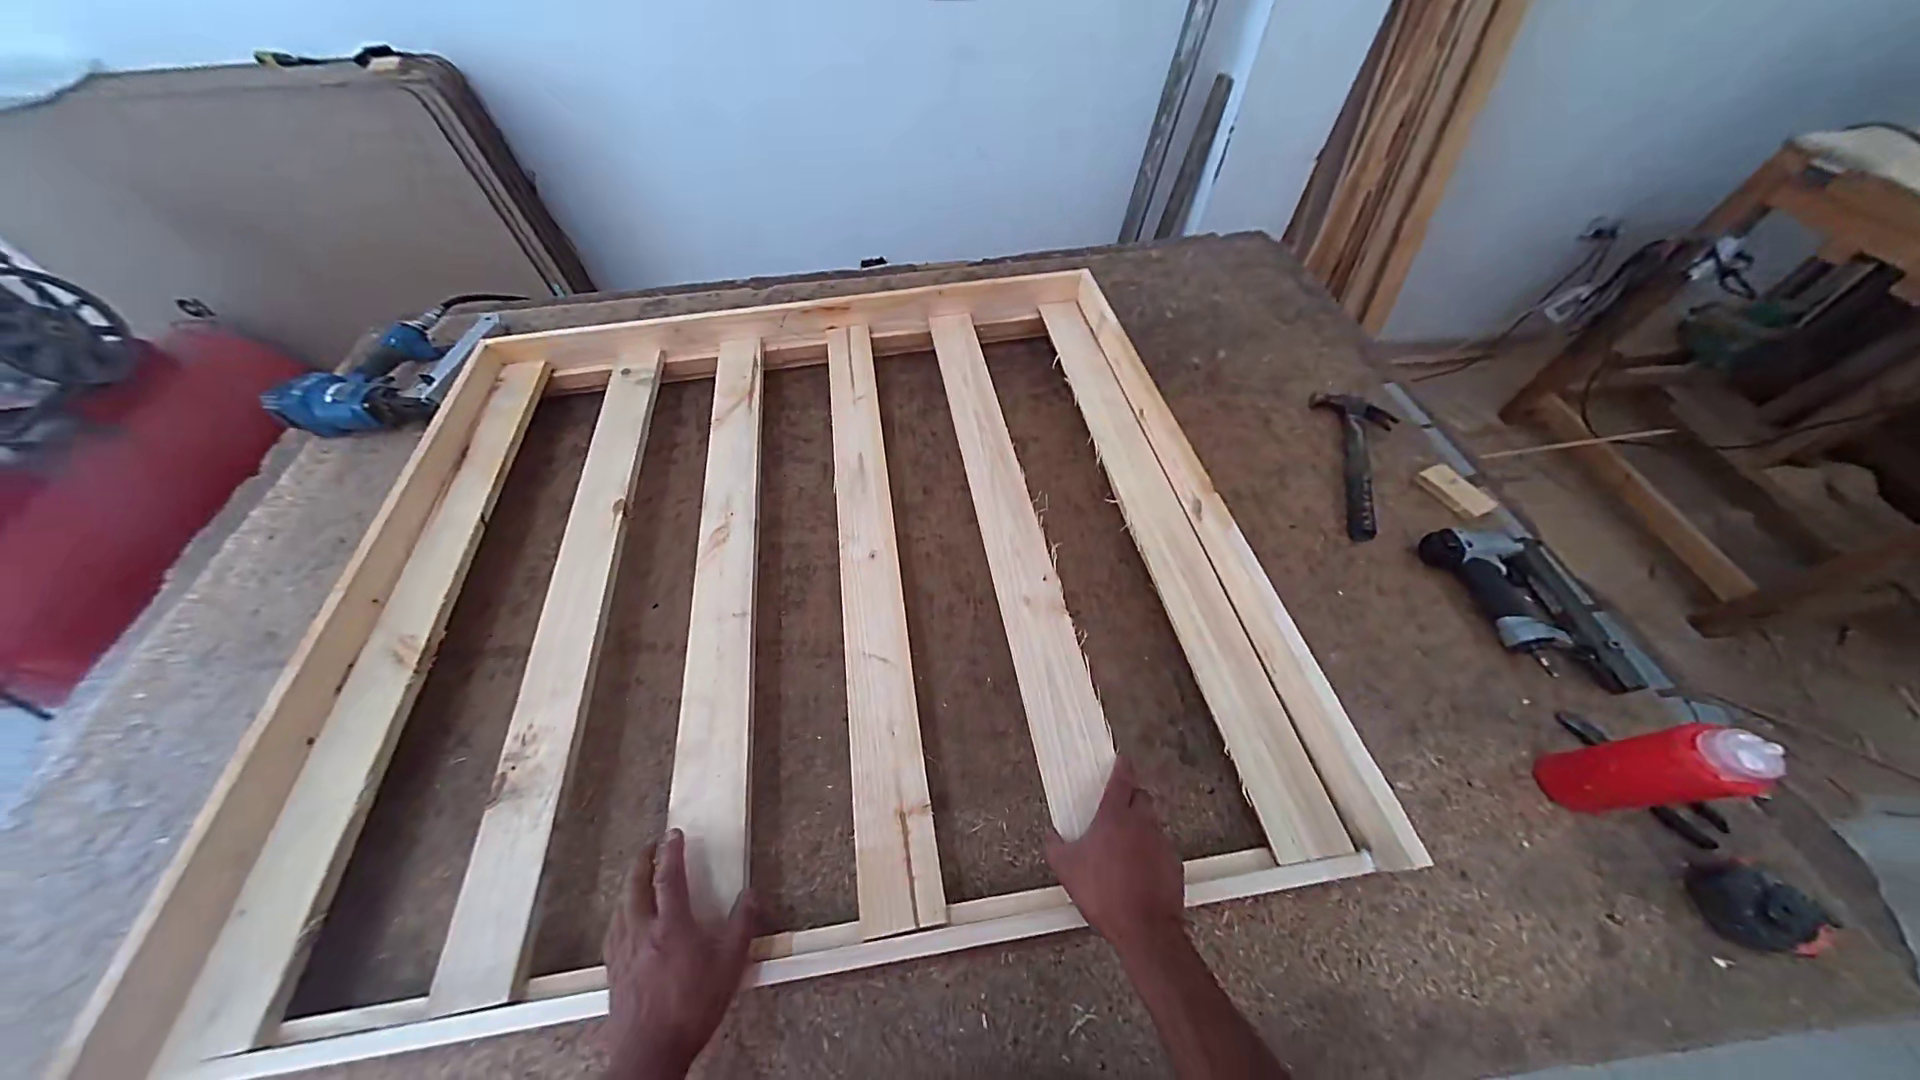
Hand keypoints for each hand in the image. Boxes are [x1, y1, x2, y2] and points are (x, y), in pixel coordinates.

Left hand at [602, 829, 757, 1079]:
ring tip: (636, 876)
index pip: (669, 877)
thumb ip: (742, 925)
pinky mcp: (613, 972)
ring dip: (628, 884)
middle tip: (649, 847)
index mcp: (671, 925)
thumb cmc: (690, 1009)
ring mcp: (623, 952)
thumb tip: (750, 896)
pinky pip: (612, 930)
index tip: (674, 834)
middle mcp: (642, 932)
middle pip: (634, 886)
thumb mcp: (730, 964)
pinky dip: (618, 913)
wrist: (649, 1053)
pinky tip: (622, 920)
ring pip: (619, 906)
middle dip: (641, 861)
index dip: (672, 851)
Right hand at [1045, 757, 1184, 950]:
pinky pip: (1161, 849)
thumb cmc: (1106, 895)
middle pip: (1141, 797)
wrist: (1143, 929)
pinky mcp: (1173, 864)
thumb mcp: (1066, 868)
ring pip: (1151, 823)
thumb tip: (1051, 837)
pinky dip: (1150, 853)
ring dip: (1140, 827)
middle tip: (1117, 808)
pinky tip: (1136, 870)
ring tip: (1123, 846)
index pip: (1122, 779)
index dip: (1121, 766)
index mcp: (1115, 816)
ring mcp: (1161, 843)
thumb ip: (1055, 845)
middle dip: (1131, 797)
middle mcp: (1141, 823)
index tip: (1121, 760)